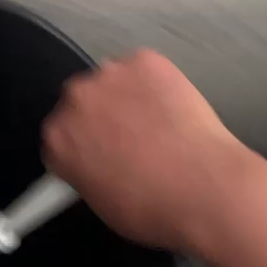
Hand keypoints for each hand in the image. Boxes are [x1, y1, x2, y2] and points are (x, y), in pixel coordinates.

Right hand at [41, 49, 255, 255]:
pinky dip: (153, 84)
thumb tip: (92, 163)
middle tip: (128, 142)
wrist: (208, 189)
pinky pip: (141, 69)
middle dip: (99, 117)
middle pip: (80, 101)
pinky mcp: (143, 60)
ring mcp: (110, 73)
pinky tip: (170, 110)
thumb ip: (84, 172)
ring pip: (111, 81)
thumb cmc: (158, 207)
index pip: (59, 134)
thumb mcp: (103, 205)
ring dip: (124, 97)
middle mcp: (76, 97)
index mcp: (58, 136)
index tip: (97, 153)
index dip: (81, 147)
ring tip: (156, 128)